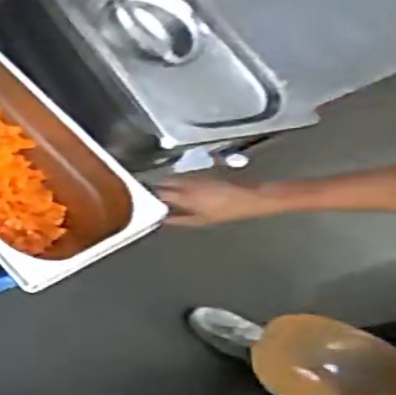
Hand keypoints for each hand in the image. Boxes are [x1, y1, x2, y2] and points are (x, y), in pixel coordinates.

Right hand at [156, 175, 288, 226]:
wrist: (257, 196)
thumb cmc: (229, 211)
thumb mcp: (201, 221)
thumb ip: (177, 220)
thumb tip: (161, 219)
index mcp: (183, 196)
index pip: (155, 192)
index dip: (145, 197)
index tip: (139, 202)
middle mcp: (185, 183)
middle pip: (160, 182)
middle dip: (153, 189)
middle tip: (149, 198)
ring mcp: (195, 176)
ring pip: (171, 178)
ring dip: (165, 185)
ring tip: (164, 195)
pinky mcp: (203, 173)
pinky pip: (182, 177)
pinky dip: (177, 183)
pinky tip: (182, 190)